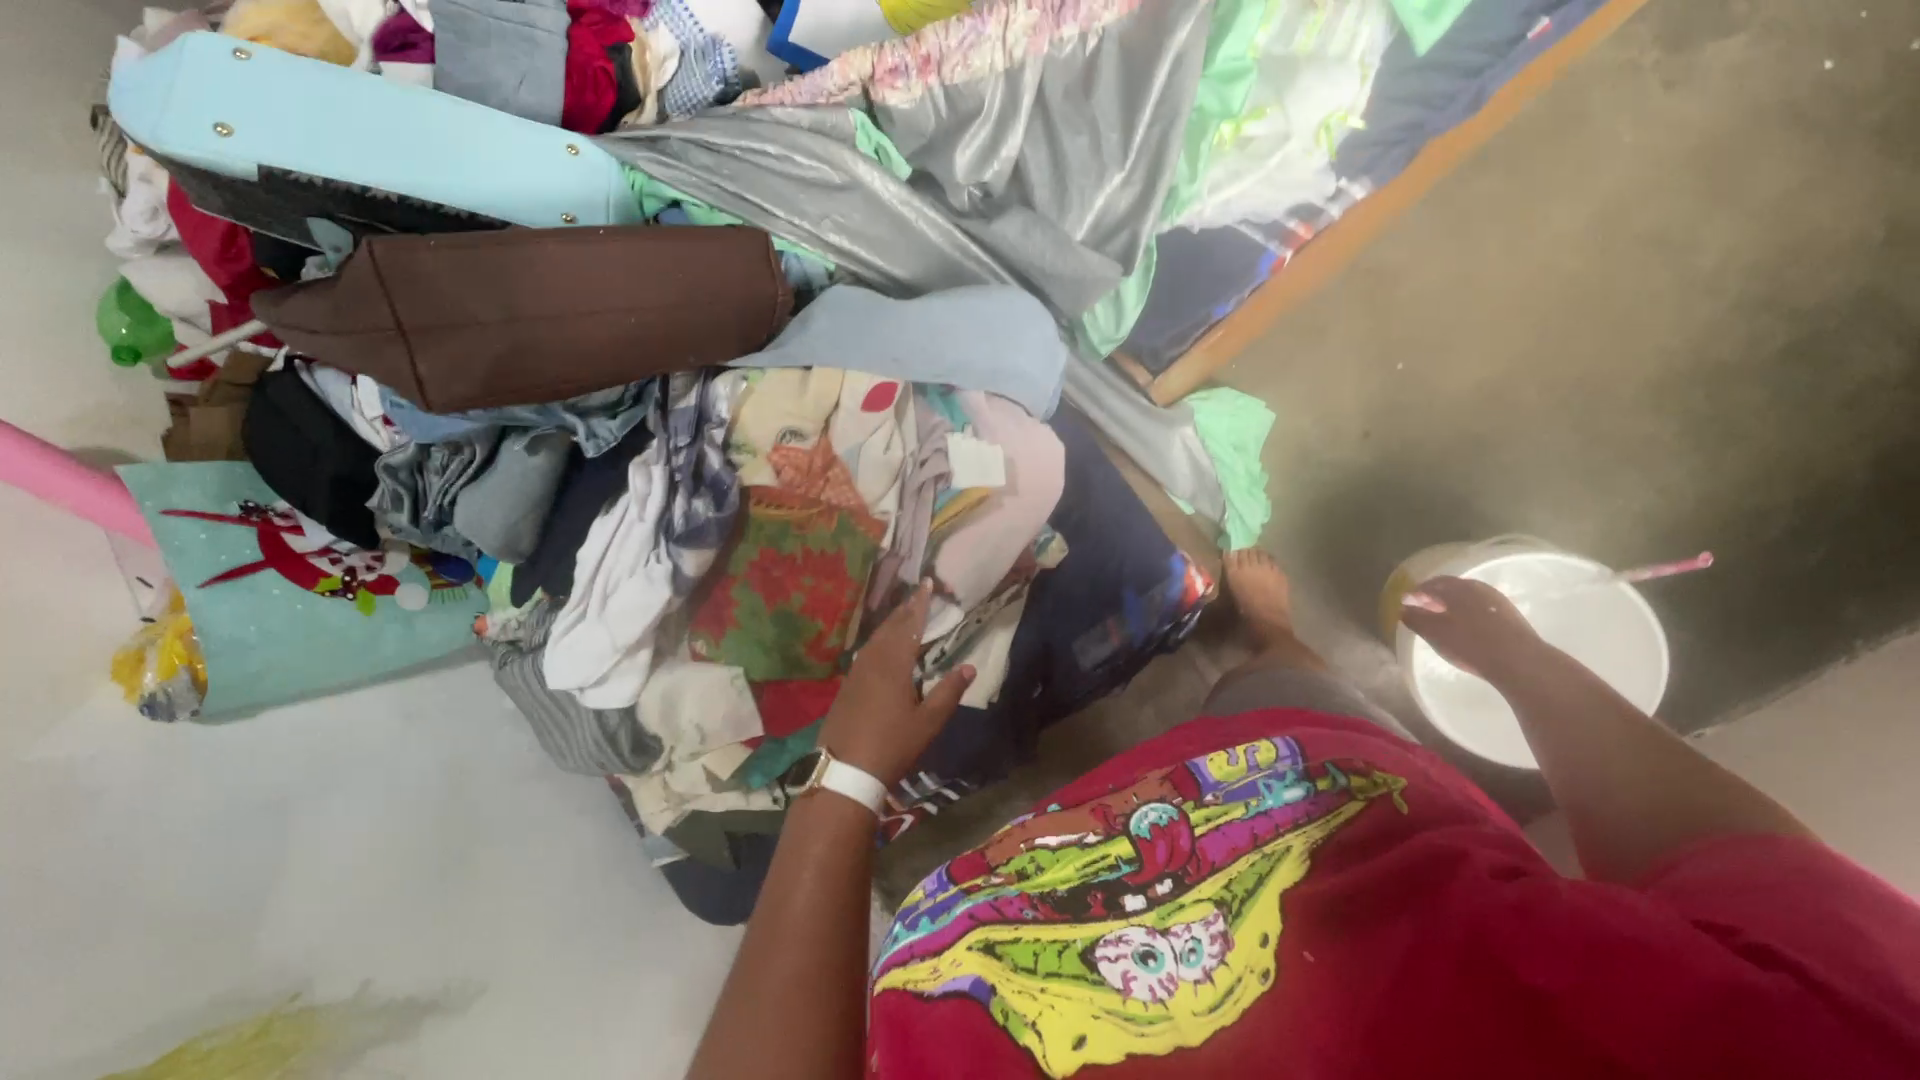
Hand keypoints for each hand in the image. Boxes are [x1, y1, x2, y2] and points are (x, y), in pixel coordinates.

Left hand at [818, 582, 973, 786]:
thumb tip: (969, 667)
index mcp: (894, 665)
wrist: (845, 771)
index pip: (910, 626)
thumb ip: (948, 692)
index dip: (920, 604)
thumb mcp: (928, 722)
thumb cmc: (892, 745)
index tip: (927, 583)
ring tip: (902, 616)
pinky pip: (865, 653)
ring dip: (890, 625)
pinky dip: (878, 642)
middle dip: (904, 610)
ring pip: (875, 640)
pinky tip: (881, 648)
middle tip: (917, 594)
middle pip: (890, 628)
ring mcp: (855, 674)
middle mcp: (872, 662)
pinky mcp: (846, 687)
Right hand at [1399, 576, 1546, 680]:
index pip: (1429, 584)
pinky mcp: (1508, 612)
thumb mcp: (1434, 633)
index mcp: (1455, 588)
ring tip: (1442, 617)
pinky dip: (1466, 609)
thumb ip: (1415, 618)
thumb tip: (1403, 609)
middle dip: (1433, 595)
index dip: (1414, 593)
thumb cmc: (1469, 644)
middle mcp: (1475, 587)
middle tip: (1421, 607)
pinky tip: (1465, 624)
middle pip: (1449, 586)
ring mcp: (1495, 598)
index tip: (1404, 602)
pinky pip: (1479, 604)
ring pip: (1466, 595)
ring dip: (1451, 602)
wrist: (1519, 660)